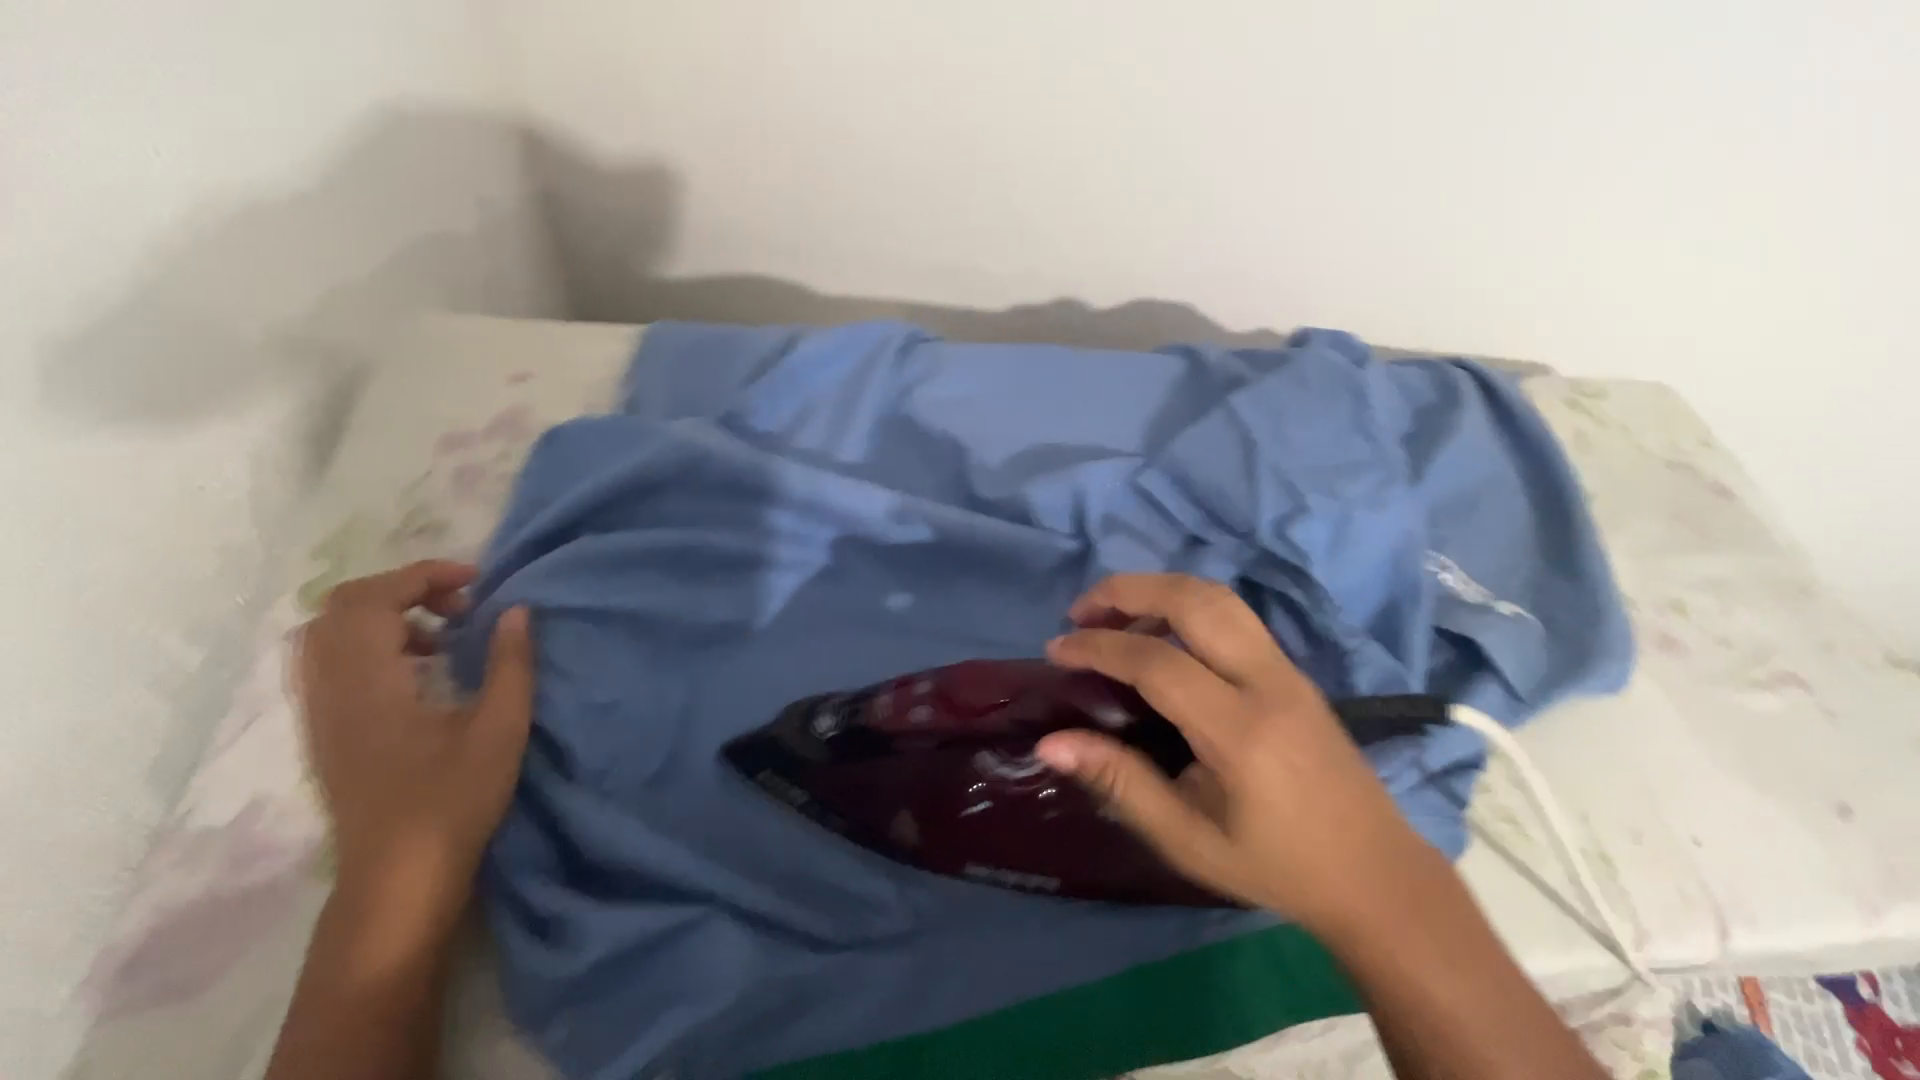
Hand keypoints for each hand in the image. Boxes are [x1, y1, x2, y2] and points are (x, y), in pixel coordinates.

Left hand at [295, 560, 534, 919]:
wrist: (397, 881)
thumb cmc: (452, 802)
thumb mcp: (500, 730)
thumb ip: (511, 664)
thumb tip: (518, 610)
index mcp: (367, 682)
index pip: (374, 597)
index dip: (424, 575)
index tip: (478, 582)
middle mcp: (329, 689)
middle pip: (343, 607)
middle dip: (404, 591)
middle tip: (460, 607)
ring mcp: (320, 714)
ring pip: (330, 635)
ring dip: (385, 618)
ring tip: (442, 638)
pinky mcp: (324, 734)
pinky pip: (330, 665)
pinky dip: (371, 647)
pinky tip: (418, 674)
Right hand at [1035, 573, 1431, 931]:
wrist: (1375, 874)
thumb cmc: (1275, 865)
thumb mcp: (1188, 839)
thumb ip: (1120, 783)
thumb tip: (1050, 742)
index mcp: (1240, 730)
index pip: (1158, 661)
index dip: (1098, 647)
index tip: (1054, 651)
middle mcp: (1268, 683)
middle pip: (1195, 601)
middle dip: (1128, 591)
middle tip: (1079, 612)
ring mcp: (1288, 671)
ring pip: (1220, 598)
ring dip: (1159, 591)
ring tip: (1113, 616)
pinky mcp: (1296, 674)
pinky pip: (1235, 617)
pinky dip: (1186, 606)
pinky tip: (1160, 636)